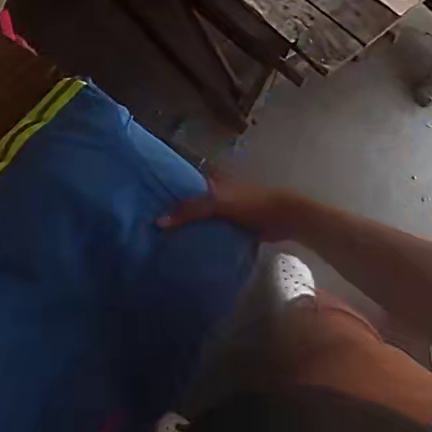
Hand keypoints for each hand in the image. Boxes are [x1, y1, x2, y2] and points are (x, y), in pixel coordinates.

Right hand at [158, 179, 304, 241]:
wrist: (286, 218)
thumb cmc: (252, 203)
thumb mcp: (217, 203)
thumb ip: (190, 210)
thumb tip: (159, 221)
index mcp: (211, 182)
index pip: (182, 185)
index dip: (165, 193)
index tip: (145, 203)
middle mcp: (216, 194)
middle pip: (190, 204)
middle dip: (174, 213)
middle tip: (150, 227)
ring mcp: (225, 212)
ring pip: (201, 220)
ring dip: (188, 228)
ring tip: (164, 240)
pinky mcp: (234, 228)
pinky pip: (213, 233)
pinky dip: (203, 239)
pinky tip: (189, 249)